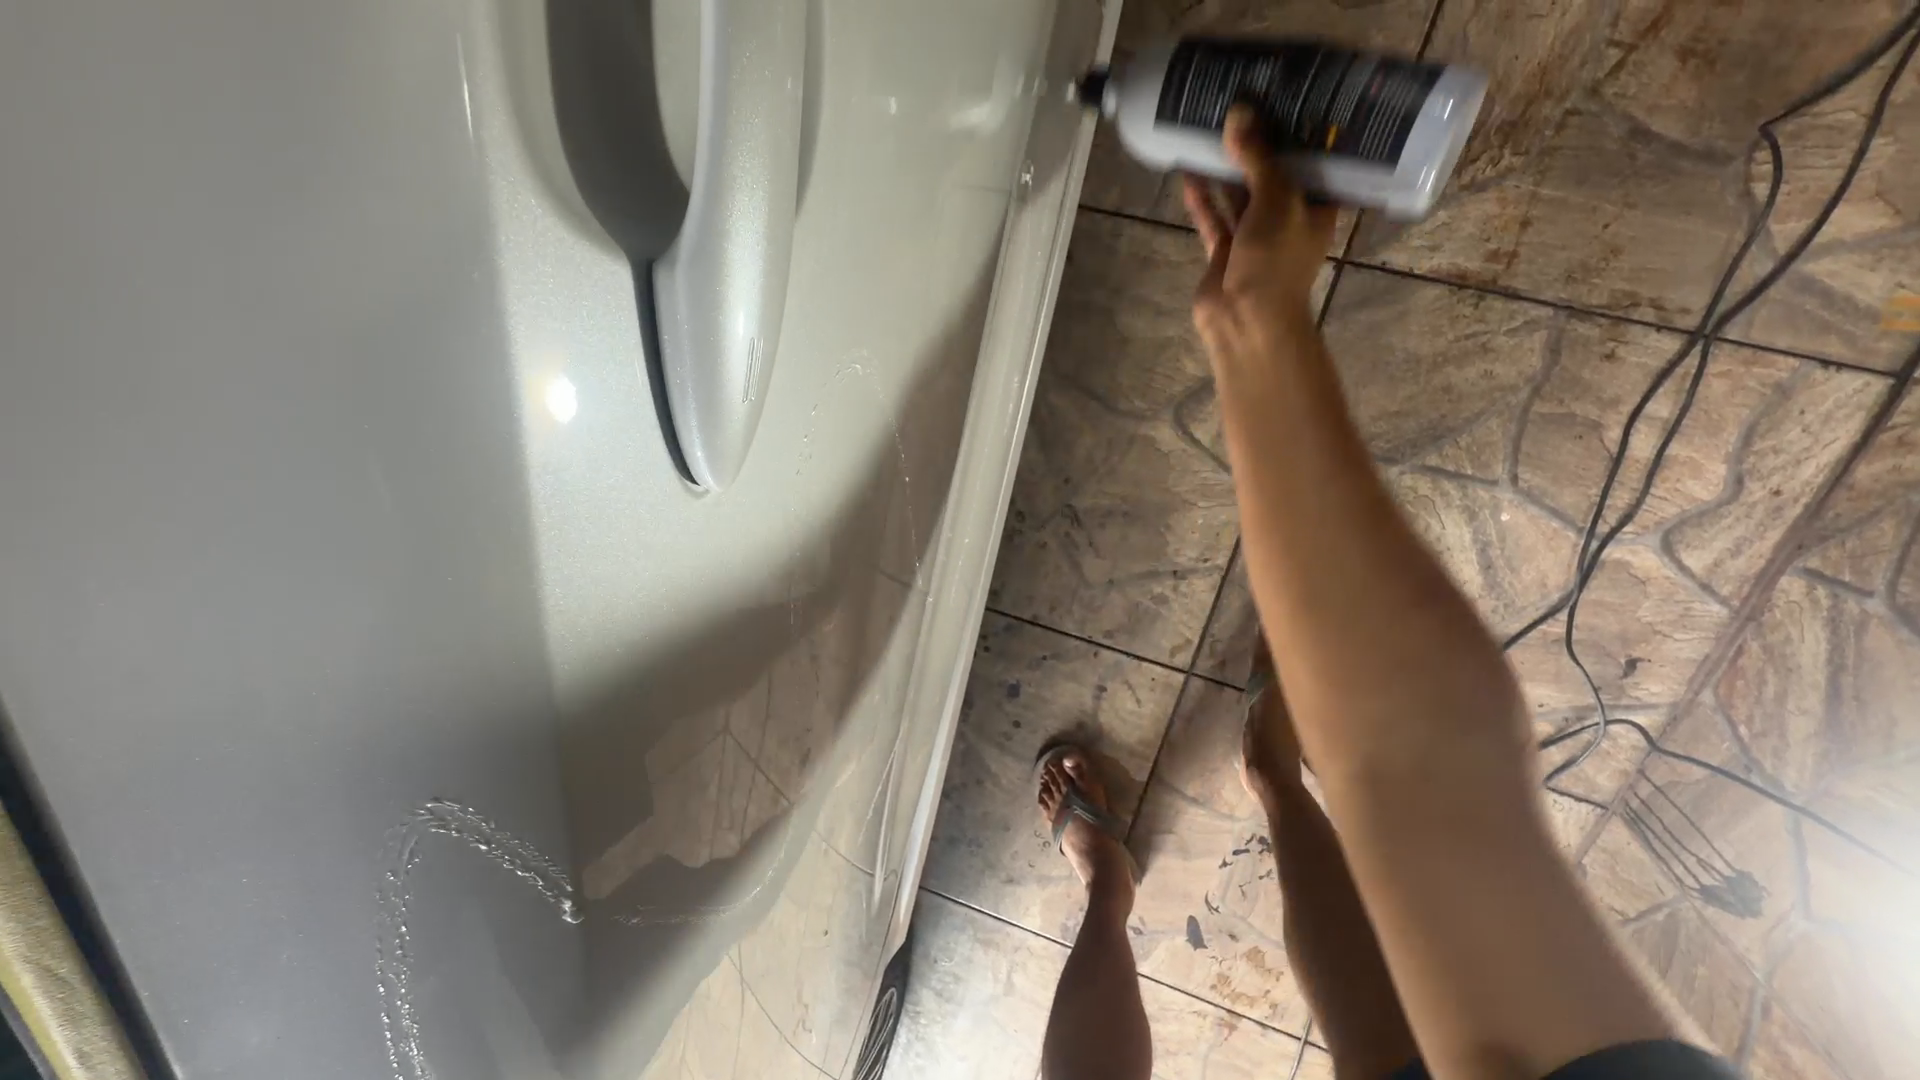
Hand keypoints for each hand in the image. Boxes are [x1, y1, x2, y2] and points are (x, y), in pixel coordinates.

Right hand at [1182, 106, 1339, 369]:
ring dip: (1224, 171)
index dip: (1299, 134)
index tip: (1285, 100)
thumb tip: (1238, 112)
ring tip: (1208, 133)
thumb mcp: (1275, 198)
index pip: (1312, 163)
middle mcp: (1288, 220)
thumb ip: (1257, 157)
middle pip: (1271, 177)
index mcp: (1317, 207)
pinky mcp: (1224, 254)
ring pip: (1239, 197)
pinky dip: (1202, 199)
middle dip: (1255, 148)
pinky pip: (1213, 219)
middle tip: (1239, 106)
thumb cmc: (1275, 257)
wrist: (1246, 319)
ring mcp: (1254, 239)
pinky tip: (1189, 173)